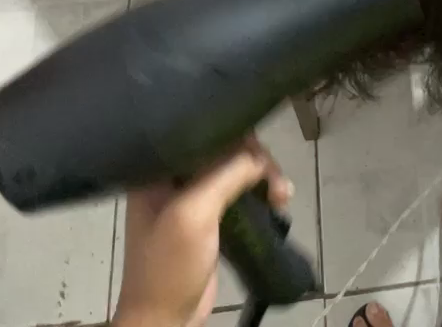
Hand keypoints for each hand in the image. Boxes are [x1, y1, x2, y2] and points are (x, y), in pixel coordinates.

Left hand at [113, 140, 293, 326]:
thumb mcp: (193, 213)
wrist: (164, 323)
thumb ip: (225, 175)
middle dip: (254, 161)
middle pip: (223, 150)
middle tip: (275, 179)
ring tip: (283, 195)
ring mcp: (192, 198)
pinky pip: (239, 193)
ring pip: (235, 171)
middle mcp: (174, 177)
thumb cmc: (169, 266)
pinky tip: (279, 200)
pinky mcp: (209, 219)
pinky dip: (260, 193)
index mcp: (158, 168)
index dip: (234, 134)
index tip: (258, 149)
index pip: (201, 133)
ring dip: (263, 178)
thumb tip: (260, 157)